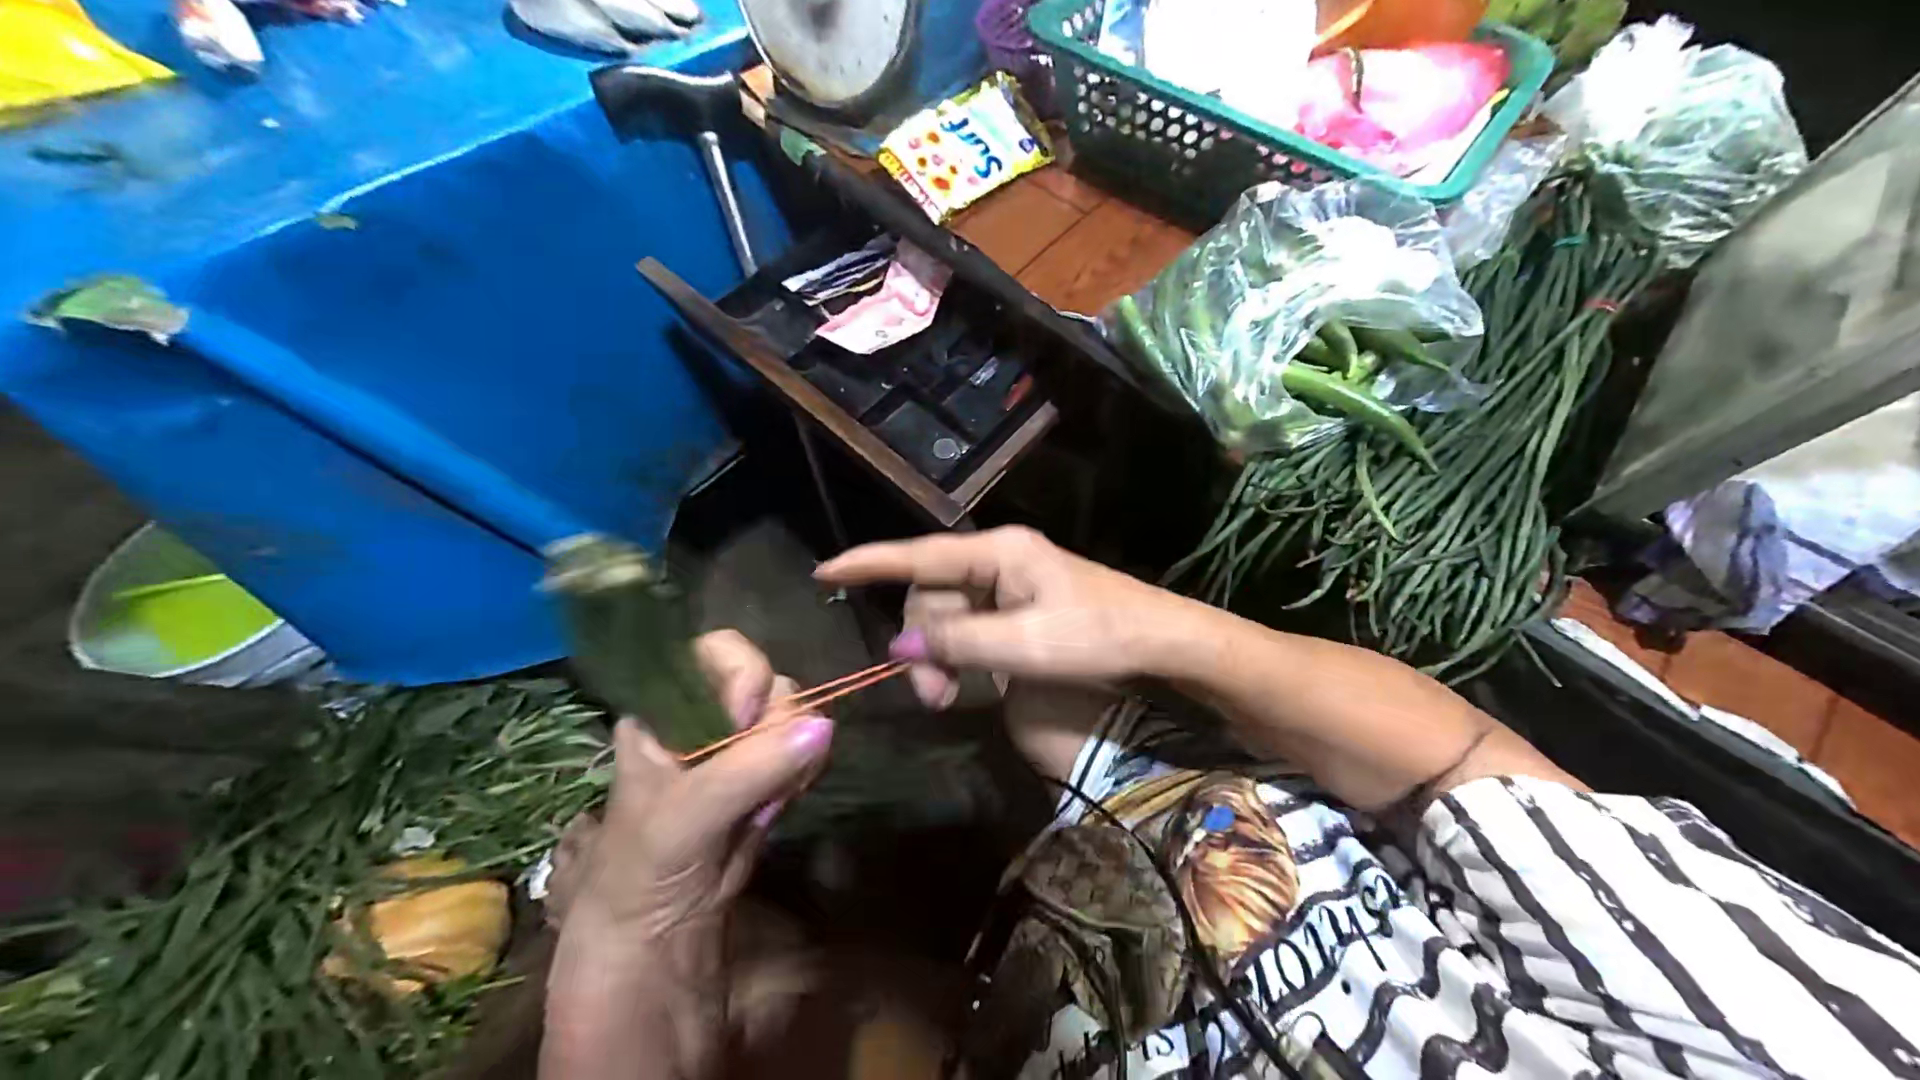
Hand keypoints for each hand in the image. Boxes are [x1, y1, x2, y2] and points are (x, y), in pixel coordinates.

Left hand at [560, 630, 827, 936]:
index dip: (740, 673)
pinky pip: (805, 742)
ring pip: (790, 710)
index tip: (744, 718)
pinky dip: (805, 765)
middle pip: (764, 677)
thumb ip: (747, 769)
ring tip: (771, 794)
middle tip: (763, 769)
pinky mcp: (769, 766)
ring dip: (794, 748)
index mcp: (664, 705)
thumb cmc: (644, 868)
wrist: (659, 936)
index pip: (714, 651)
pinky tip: (785, 797)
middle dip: (775, 720)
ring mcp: (739, 739)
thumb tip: (824, 724)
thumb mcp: (684, 817)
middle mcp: (703, 710)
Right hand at [814, 526, 1189, 708]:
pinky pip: (969, 625)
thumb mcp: (1025, 646)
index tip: (824, 570)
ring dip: (939, 657)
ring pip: (946, 616)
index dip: (869, 562)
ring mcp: (1007, 582)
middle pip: (930, 596)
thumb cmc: (1098, 637)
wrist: (1159, 642)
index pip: (920, 555)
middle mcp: (996, 559)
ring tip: (948, 699)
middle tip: (933, 697)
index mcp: (997, 553)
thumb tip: (901, 642)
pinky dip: (959, 654)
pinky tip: (962, 682)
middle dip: (922, 645)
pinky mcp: (1016, 605)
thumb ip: (959, 642)